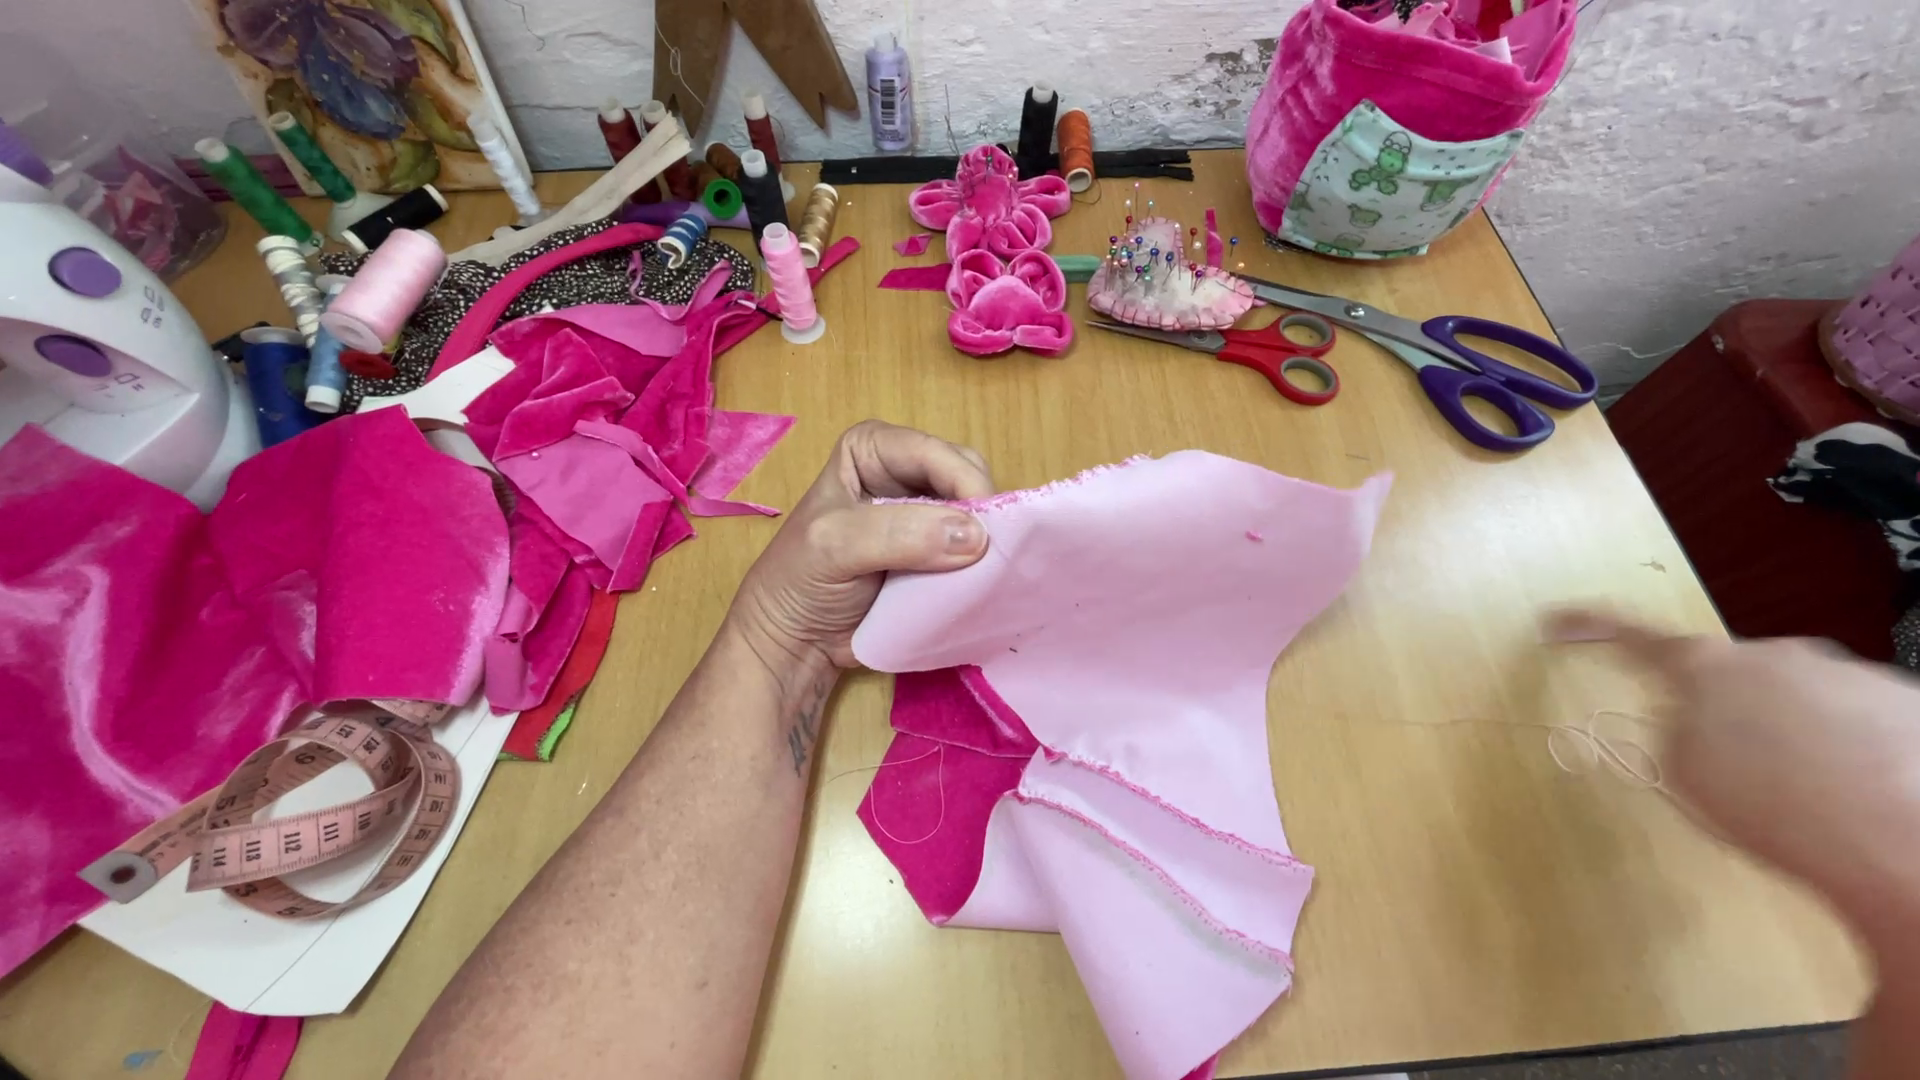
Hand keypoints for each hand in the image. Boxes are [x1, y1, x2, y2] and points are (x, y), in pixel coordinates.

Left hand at [727, 421, 993, 678]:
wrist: (796, 641)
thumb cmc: (801, 583)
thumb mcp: (835, 546)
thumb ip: (900, 534)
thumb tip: (975, 536)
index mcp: (872, 448)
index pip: (935, 452)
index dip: (965, 485)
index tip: (981, 534)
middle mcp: (902, 471)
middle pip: (966, 476)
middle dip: (980, 511)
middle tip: (984, 555)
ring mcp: (923, 512)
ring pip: (978, 511)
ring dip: (986, 540)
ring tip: (983, 571)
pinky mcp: (936, 551)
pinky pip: (976, 546)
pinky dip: (984, 562)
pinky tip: (983, 581)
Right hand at [1547, 610, 1919, 933]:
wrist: (1907, 853)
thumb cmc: (1775, 811)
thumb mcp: (1683, 770)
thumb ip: (1676, 725)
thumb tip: (1696, 717)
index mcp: (1706, 665)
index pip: (1630, 634)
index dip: (1588, 625)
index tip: (1557, 619)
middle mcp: (1777, 654)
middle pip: (1727, 668)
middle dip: (1717, 701)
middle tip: (1722, 755)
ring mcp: (1851, 674)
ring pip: (1794, 693)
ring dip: (1785, 726)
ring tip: (1800, 787)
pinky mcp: (1907, 704)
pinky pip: (1854, 714)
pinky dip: (1844, 744)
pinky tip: (1852, 788)